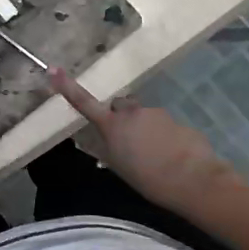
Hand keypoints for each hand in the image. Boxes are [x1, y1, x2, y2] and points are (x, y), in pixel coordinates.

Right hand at [50, 68, 234, 210]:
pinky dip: (163, 138)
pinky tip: (170, 158)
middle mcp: (132, 112)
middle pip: (120, 106)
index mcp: (113, 125)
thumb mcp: (120, 168)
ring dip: (143, 129)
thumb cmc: (150, 179)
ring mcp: (157, 114)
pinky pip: (163, 126)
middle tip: (124, 140)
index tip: (54, 69)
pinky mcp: (177, 121)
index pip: (85, 103)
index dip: (68, 87)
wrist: (194, 180)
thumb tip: (96, 142)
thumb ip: (107, 150)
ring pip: (143, 116)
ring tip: (151, 156)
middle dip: (119, 117)